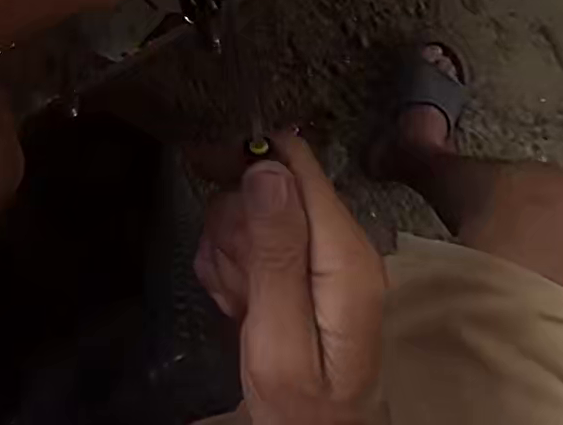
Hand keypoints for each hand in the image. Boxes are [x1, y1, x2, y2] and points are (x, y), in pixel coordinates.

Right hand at [195, 135, 387, 424]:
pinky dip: (233, 257)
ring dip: (230, 243)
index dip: (251, 161)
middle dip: (236, 220)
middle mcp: (340, 240)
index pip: (299, 164)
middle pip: (268, 183)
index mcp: (346, 254)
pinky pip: (249, 230)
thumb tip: (268, 168)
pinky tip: (240, 294)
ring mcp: (320, 248)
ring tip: (238, 293)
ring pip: (251, 204)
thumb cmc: (298, 404)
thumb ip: (276, 252)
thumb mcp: (278, 339)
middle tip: (235, 274)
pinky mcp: (299, 257)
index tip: (216, 185)